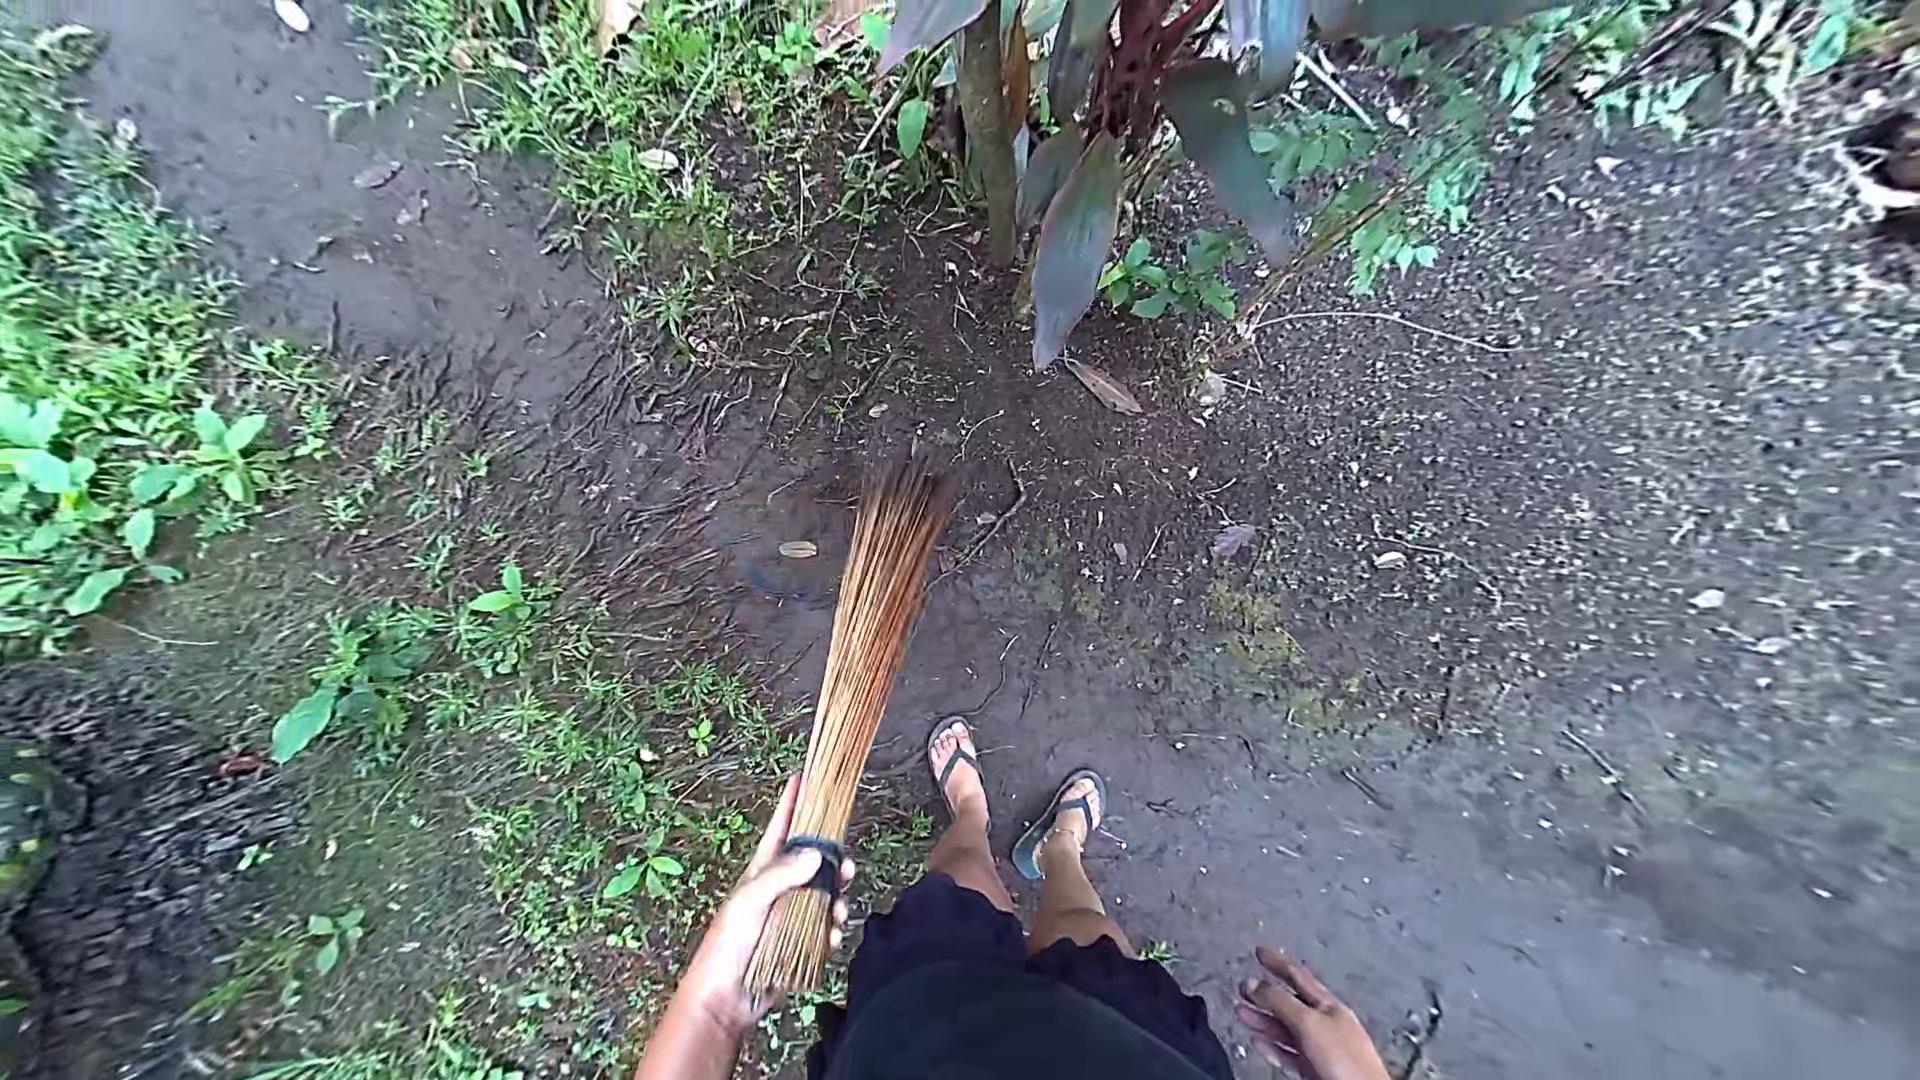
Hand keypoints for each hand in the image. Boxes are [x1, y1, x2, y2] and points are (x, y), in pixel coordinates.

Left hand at [676, 775, 854, 1037]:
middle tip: (845, 865)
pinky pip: (826, 925)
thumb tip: (815, 853)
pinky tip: (831, 936)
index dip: (793, 801)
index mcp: (764, 868)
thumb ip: (780, 875)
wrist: (724, 1002)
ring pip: (826, 891)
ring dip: (838, 898)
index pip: (782, 825)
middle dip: (833, 859)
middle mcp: (782, 884)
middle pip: (815, 858)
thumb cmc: (726, 946)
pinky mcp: (802, 939)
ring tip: (840, 910)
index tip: (804, 776)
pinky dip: (833, 929)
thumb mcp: (748, 902)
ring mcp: (792, 911)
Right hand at [1235, 946, 1388, 1079]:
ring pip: (1286, 1030)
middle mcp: (1325, 1025)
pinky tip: (1258, 1043)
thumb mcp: (1308, 1022)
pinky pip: (1289, 1055)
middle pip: (1289, 1003)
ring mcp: (1321, 1050)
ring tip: (1240, 1013)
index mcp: (1328, 1007)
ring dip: (1262, 1021)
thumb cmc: (1343, 1059)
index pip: (1297, 976)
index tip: (1258, 951)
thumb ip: (1279, 1000)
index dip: (1277, 962)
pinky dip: (1273, 1047)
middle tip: (1242, 987)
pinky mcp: (1316, 1072)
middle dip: (1264, 994)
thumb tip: (1252, 982)